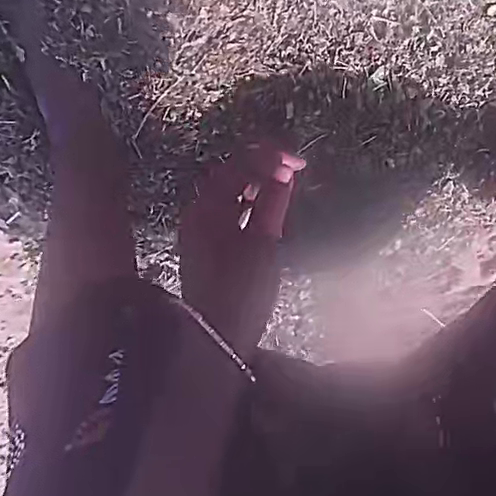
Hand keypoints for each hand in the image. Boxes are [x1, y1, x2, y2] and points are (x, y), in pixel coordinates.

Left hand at [177, 143, 305, 351]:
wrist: (217, 338)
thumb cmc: (240, 293)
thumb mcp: (263, 243)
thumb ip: (273, 202)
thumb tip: (285, 171)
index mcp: (207, 210)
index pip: (238, 166)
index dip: (269, 157)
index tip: (297, 160)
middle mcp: (198, 214)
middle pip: (231, 174)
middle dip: (263, 164)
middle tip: (294, 166)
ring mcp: (201, 228)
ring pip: (231, 190)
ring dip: (258, 180)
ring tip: (287, 181)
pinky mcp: (209, 243)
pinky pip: (230, 208)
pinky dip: (251, 200)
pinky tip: (270, 205)